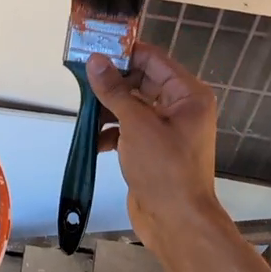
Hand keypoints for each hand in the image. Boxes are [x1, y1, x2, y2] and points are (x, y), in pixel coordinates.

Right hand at [84, 44, 224, 253]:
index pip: (154, 60)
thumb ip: (114, 90)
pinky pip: (130, 129)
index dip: (125, 52)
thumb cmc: (164, 168)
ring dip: (109, 108)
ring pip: (133, 105)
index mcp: (188, 95)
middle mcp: (181, 107)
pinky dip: (112, 132)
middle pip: (142, 81)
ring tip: (84, 111)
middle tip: (82, 78)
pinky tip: (93, 140)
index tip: (94, 47)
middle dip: (113, 82)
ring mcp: (167, 129)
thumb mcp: (137, 124)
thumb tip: (95, 60)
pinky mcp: (154, 149)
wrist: (177, 223)